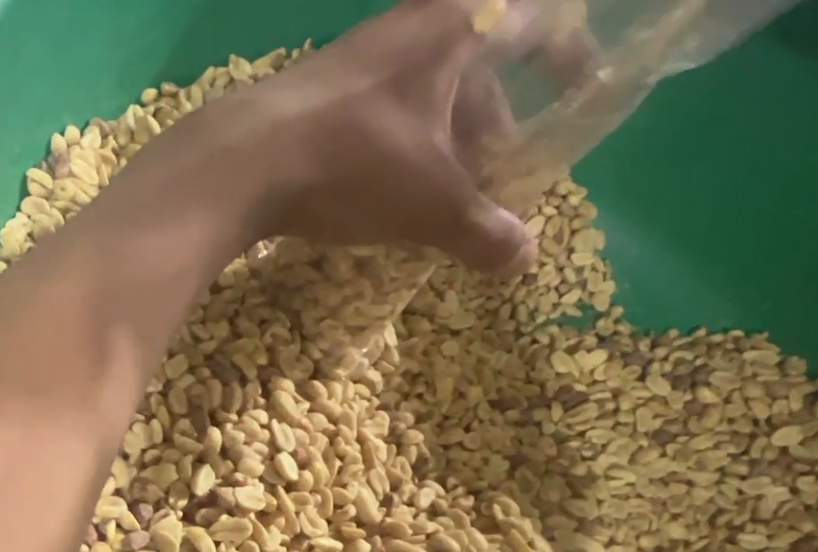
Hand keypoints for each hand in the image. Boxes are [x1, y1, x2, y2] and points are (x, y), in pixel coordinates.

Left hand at [152, 0, 543, 275]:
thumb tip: (526, 261)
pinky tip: (377, 195)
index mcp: (454, 30)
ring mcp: (350, 60)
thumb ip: (484, 231)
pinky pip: (371, 114)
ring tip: (435, 200)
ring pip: (417, 96)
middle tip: (491, 179)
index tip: (580, 91)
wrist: (237, 163)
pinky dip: (391, 149)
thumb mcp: (431, 204)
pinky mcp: (308, 95)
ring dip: (437, 144)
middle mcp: (404, 31)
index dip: (567, 55)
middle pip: (471, 69)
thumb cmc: (354, 164)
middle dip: (489, 125)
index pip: (535, 23)